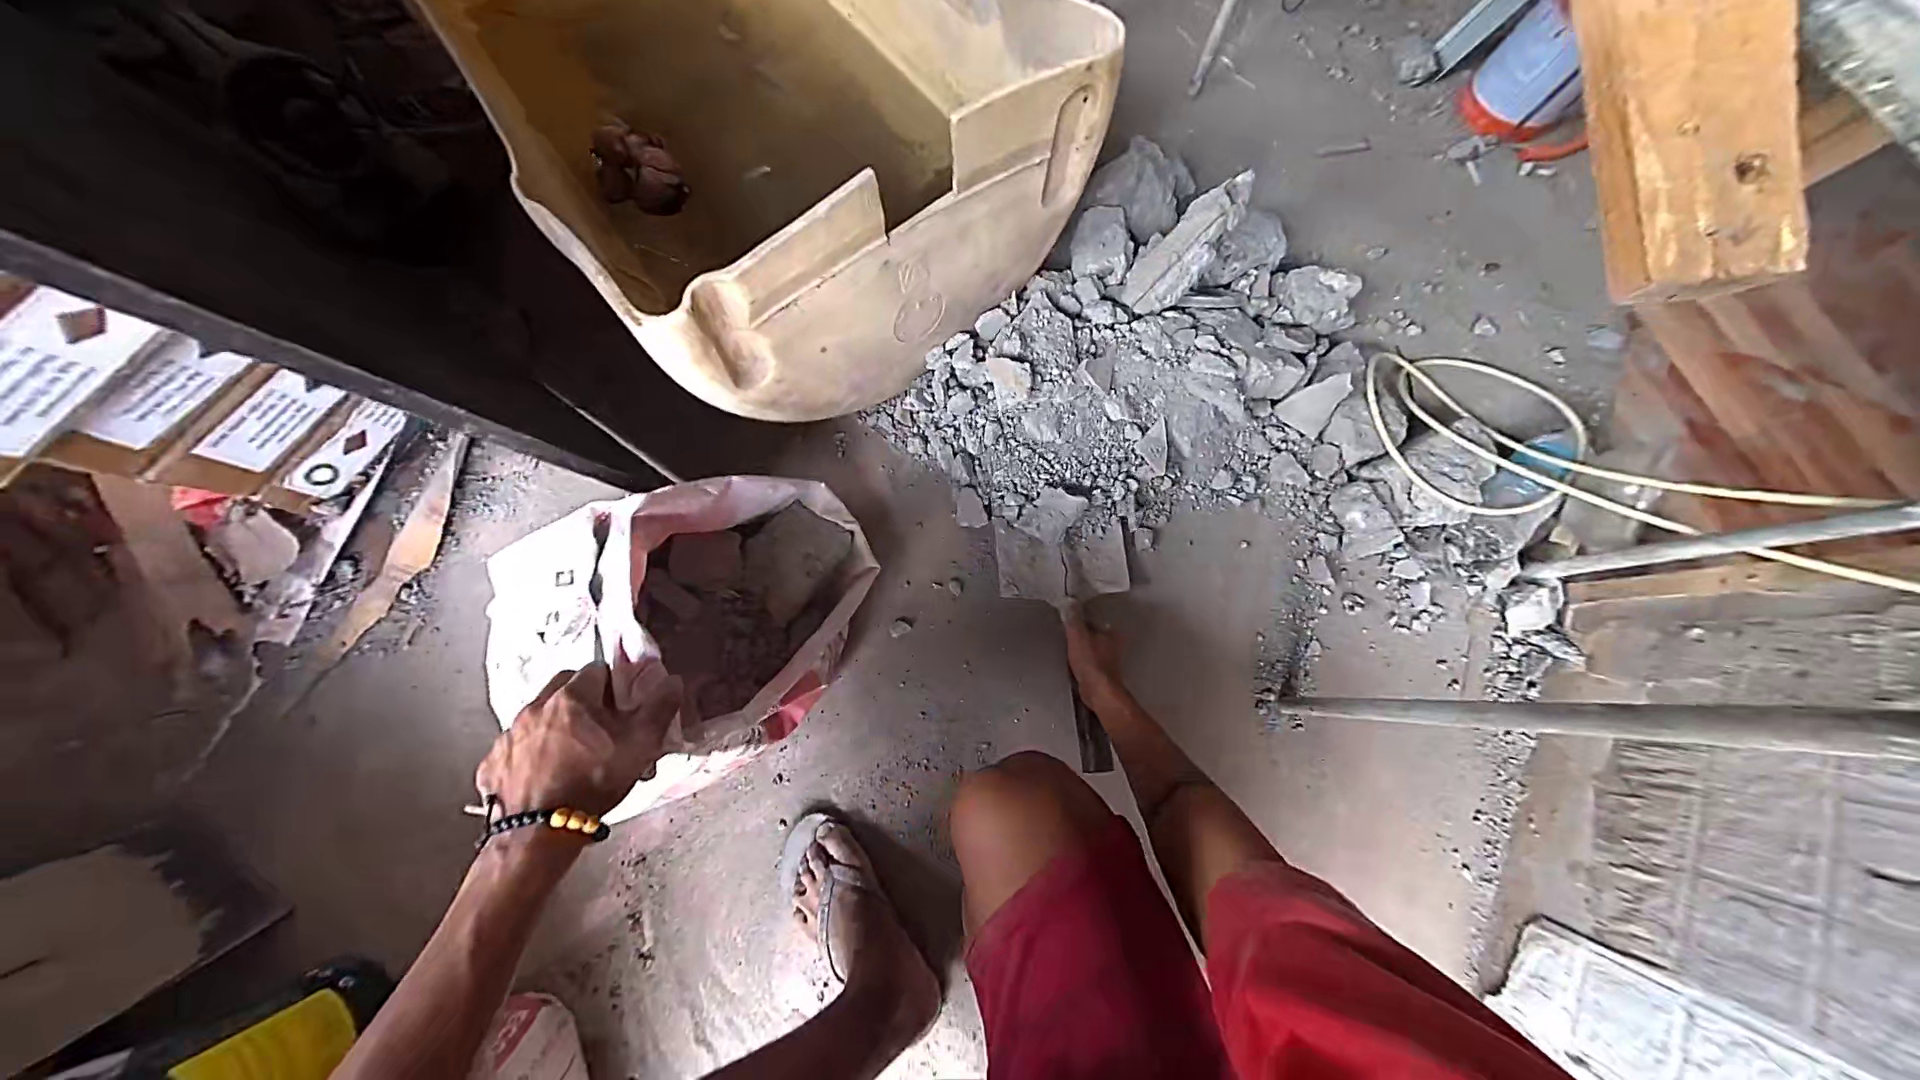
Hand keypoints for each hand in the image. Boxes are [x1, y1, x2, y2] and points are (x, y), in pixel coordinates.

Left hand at [476, 661, 682, 816]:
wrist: (538, 834)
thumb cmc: (595, 781)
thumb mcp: (642, 744)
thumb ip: (660, 707)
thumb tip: (671, 680)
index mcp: (573, 697)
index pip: (597, 671)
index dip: (614, 686)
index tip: (623, 708)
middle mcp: (536, 708)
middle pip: (563, 687)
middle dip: (582, 699)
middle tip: (599, 727)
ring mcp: (509, 735)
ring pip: (538, 715)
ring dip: (556, 724)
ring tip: (573, 754)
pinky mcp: (491, 763)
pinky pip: (516, 746)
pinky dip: (531, 752)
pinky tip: (545, 773)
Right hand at [1061, 603, 1128, 714]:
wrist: (1098, 691)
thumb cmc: (1091, 663)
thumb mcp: (1077, 635)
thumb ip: (1073, 618)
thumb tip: (1069, 602)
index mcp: (1109, 631)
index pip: (1093, 617)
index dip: (1079, 615)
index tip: (1068, 615)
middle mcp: (1112, 644)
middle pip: (1093, 631)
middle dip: (1080, 631)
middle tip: (1065, 629)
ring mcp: (1108, 658)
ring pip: (1091, 646)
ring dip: (1081, 645)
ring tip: (1067, 645)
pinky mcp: (1102, 671)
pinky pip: (1089, 659)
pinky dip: (1081, 658)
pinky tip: (1073, 661)